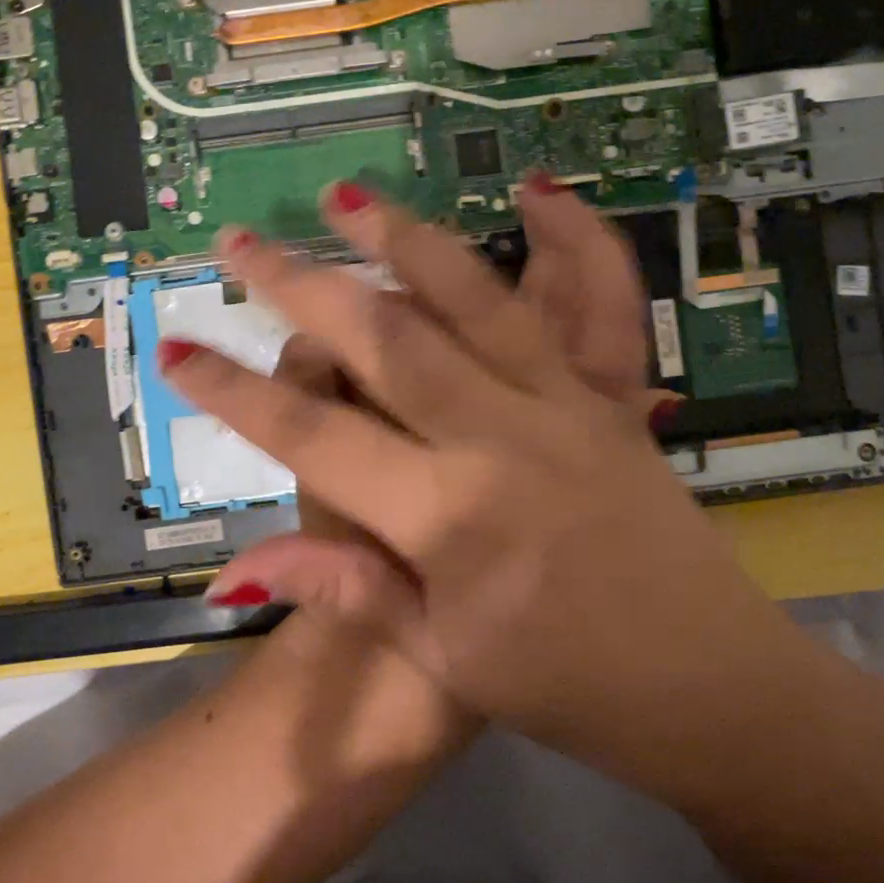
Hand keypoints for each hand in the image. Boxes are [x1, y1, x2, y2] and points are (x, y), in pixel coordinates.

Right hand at [171, 179, 782, 746]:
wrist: (705, 681)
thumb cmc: (567, 689)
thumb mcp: (446, 657)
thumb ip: (350, 590)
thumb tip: (240, 563)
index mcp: (443, 517)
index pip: (313, 436)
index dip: (234, 394)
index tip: (177, 352)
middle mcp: (498, 439)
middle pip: (384, 340)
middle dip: (301, 286)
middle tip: (241, 244)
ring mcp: (565, 406)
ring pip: (474, 300)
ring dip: (404, 242)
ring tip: (347, 201)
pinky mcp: (613, 400)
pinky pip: (593, 304)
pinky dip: (571, 243)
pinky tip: (538, 193)